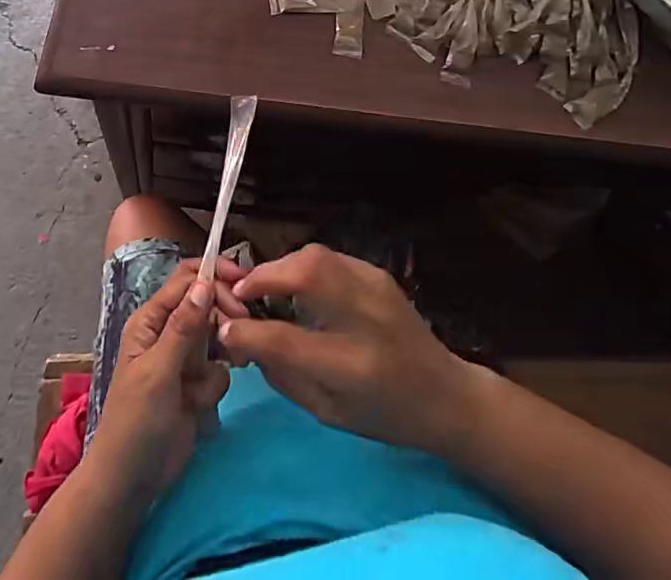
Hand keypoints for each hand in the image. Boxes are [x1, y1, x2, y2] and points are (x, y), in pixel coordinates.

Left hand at [88, 258, 248, 498]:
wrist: (133, 477)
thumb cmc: (136, 418)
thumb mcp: (159, 370)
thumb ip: (183, 327)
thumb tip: (204, 283)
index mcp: (150, 319)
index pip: (185, 281)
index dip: (213, 277)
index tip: (244, 283)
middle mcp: (168, 332)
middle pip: (207, 306)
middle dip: (222, 320)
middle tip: (237, 337)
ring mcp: (184, 359)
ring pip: (217, 339)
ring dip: (218, 360)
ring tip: (205, 384)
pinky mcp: (197, 385)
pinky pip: (220, 371)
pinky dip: (214, 386)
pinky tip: (199, 406)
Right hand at [216, 244, 477, 450]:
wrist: (447, 395)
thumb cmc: (383, 413)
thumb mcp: (326, 409)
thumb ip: (279, 372)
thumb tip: (236, 336)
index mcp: (353, 367)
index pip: (286, 340)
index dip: (245, 331)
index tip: (223, 328)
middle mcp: (366, 318)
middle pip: (306, 274)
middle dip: (263, 277)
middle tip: (241, 291)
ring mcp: (376, 289)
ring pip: (314, 256)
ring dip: (280, 268)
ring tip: (265, 286)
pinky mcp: (378, 273)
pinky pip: (327, 257)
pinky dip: (302, 265)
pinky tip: (297, 285)